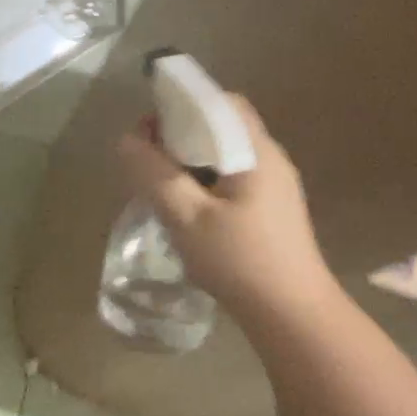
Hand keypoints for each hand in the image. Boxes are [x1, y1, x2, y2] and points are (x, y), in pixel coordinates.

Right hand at [116, 96, 335, 315]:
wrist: (290, 312)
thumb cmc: (238, 260)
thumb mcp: (185, 217)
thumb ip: (154, 175)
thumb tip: (126, 140)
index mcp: (255, 154)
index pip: (221, 103)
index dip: (181, 104)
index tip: (147, 127)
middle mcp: (269, 160)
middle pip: (220, 126)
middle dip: (177, 133)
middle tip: (142, 158)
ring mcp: (272, 186)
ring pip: (222, 153)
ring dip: (186, 158)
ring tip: (154, 182)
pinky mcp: (267, 208)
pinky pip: (227, 176)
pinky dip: (198, 178)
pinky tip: (179, 205)